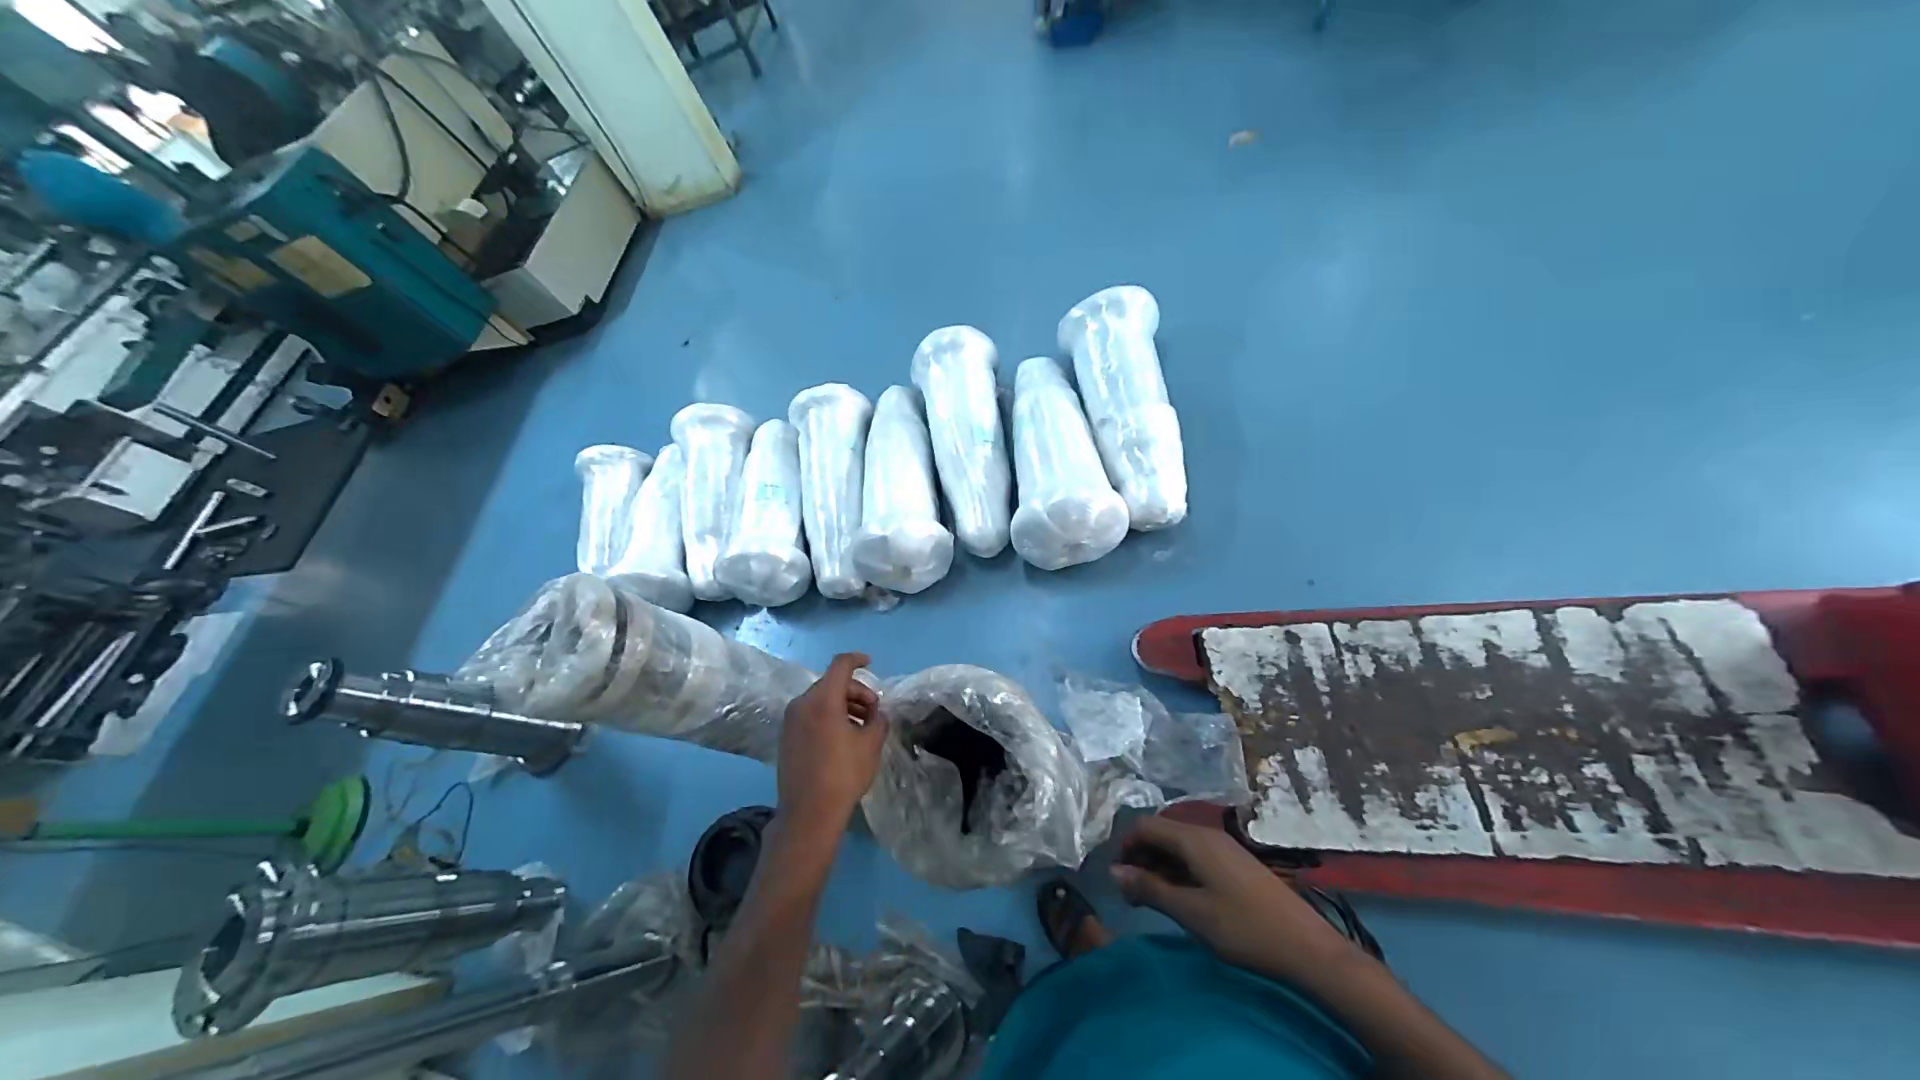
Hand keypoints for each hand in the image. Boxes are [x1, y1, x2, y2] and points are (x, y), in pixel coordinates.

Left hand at [776, 653, 885, 838]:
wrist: (809, 812)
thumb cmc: (844, 774)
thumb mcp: (871, 744)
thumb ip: (878, 720)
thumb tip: (876, 715)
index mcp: (823, 700)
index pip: (841, 665)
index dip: (857, 659)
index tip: (870, 663)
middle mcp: (802, 704)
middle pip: (832, 684)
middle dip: (856, 692)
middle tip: (874, 711)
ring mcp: (790, 721)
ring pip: (821, 700)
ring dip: (843, 705)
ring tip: (862, 726)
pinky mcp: (786, 737)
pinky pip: (810, 715)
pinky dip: (828, 716)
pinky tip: (843, 737)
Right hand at [1111, 815, 1357, 981]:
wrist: (1308, 949)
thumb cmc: (1244, 929)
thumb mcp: (1191, 912)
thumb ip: (1149, 888)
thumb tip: (1113, 871)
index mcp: (1194, 839)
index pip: (1144, 826)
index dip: (1125, 848)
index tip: (1117, 879)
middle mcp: (1207, 834)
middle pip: (1161, 833)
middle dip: (1140, 857)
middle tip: (1132, 893)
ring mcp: (1224, 848)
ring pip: (1178, 846)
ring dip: (1159, 866)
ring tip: (1153, 899)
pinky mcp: (1235, 864)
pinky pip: (1196, 856)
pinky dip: (1179, 871)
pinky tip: (1182, 897)